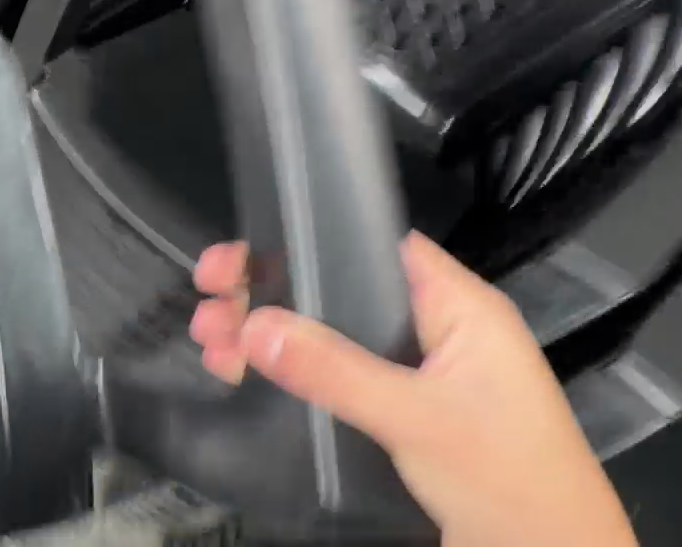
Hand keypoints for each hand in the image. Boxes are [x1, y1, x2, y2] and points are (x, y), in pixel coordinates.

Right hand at [190, 232, 635, 546]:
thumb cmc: (513, 484)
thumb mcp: (422, 422)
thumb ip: (336, 371)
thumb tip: (250, 324)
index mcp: (456, 310)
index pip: (369, 244)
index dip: (301, 237)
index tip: (237, 252)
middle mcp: (425, 329)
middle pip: (326, 284)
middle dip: (260, 287)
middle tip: (208, 291)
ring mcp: (403, 369)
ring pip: (312, 327)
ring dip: (255, 327)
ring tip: (208, 337)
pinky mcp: (383, 405)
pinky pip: (313, 367)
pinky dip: (268, 364)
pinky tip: (229, 366)